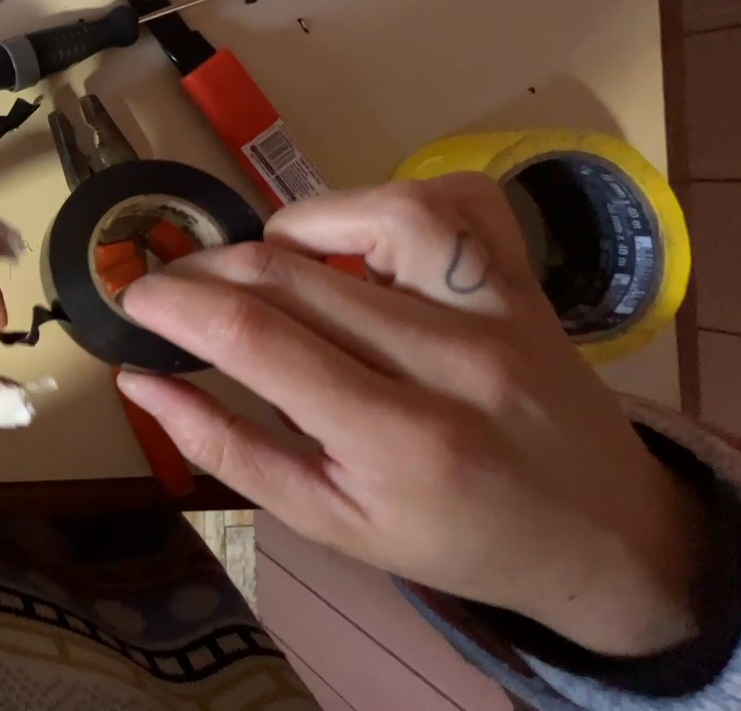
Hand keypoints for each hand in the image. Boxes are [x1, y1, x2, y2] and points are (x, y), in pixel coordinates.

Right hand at [115, 173, 704, 656]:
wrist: (608, 539)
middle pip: (286, 272)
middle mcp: (453, 361)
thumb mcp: (321, 520)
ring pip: (366, 216)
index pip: (254, 337)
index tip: (132, 300)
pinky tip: (344, 242)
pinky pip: (444, 201)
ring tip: (262, 270)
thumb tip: (136, 379)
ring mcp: (499, 310)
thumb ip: (221, 446)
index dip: (173, 304)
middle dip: (199, 272)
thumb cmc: (446, 535)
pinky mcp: (522, 281)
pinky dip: (371, 205)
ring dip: (283, 233)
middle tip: (169, 292)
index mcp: (398, 439)